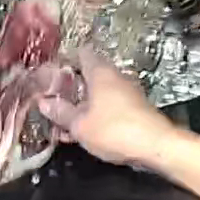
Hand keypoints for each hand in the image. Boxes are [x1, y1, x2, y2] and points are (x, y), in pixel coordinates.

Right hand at [38, 49, 180, 168]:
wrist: (156, 146)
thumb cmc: (114, 130)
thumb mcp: (80, 124)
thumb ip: (60, 112)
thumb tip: (44, 102)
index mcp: (100, 72)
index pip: (81, 53)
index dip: (64, 61)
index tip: (49, 74)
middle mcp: (115, 77)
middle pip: (88, 74)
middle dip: (70, 87)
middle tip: (52, 100)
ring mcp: (127, 93)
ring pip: (98, 93)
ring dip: (81, 105)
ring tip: (63, 122)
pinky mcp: (134, 109)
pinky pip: (108, 106)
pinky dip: (94, 115)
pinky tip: (83, 131)